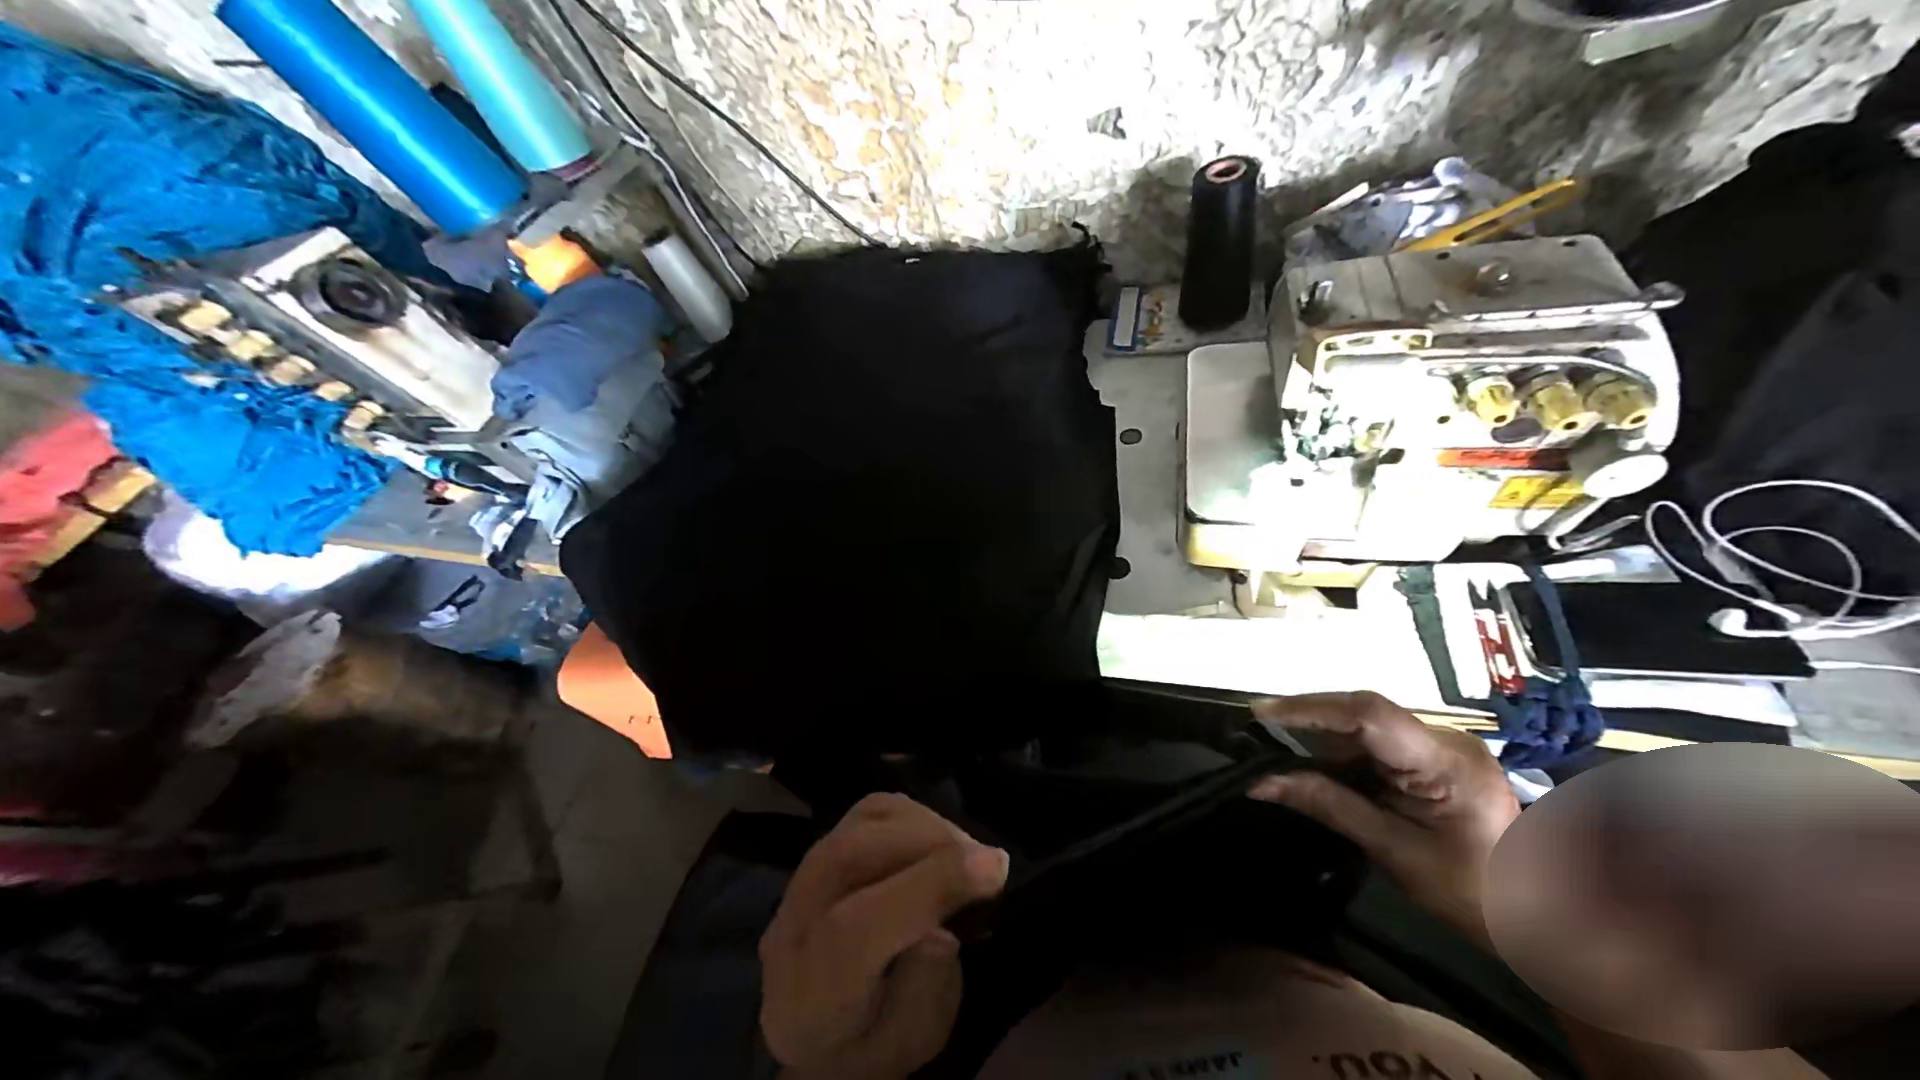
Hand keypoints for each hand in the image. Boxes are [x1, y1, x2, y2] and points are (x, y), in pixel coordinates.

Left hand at [760, 793, 1008, 1078]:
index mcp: (810, 993)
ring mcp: (802, 876)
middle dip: (933, 846)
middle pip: (852, 855)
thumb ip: (923, 994)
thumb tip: (941, 934)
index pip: (856, 927)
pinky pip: (870, 811)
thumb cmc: (871, 1040)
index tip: (993, 869)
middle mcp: (794, 924)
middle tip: (988, 863)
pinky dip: (913, 815)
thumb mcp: (908, 1044)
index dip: (928, 887)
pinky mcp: (822, 846)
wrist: (816, 1027)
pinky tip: (939, 843)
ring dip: (926, 826)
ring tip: (966, 856)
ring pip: (861, 823)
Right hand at [1247, 692, 1518, 946]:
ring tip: (1273, 740)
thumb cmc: (1473, 894)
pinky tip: (1313, 758)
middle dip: (1308, 717)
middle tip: (1257, 727)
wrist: (1543, 918)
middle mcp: (1447, 739)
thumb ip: (1328, 805)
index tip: (1260, 713)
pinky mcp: (1433, 754)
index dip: (1311, 708)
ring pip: (1366, 721)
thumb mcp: (1394, 852)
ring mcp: (1442, 743)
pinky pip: (1376, 738)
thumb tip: (1259, 782)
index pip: (1370, 716)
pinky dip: (1339, 746)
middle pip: (1364, 712)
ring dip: (1320, 731)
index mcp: (1448, 764)